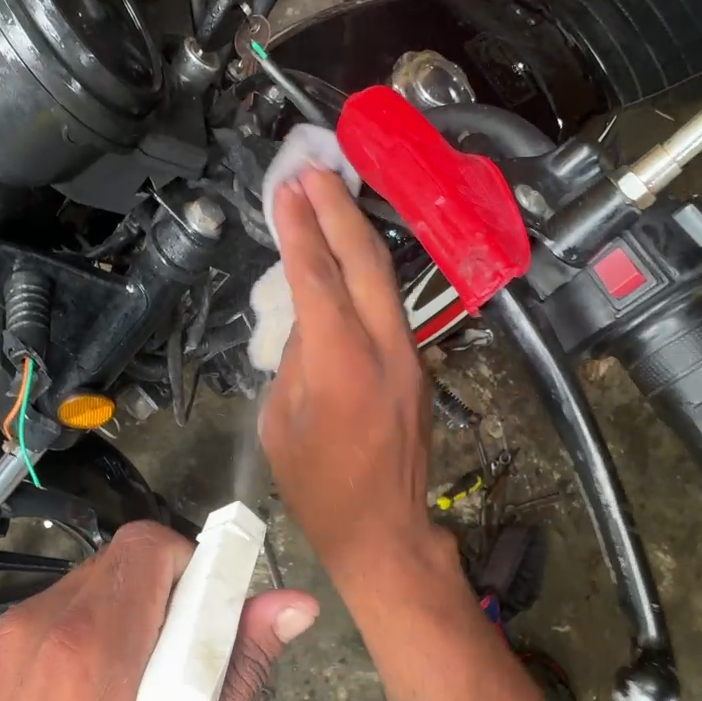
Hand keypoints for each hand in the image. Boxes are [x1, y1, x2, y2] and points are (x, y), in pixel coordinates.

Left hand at [0, 522, 317, 700]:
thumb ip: (247, 674)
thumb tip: (294, 605)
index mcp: (95, 649)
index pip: (148, 544)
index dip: (189, 564)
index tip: (202, 617)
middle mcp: (36, 628)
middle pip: (116, 563)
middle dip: (158, 594)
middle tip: (174, 665)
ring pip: (80, 587)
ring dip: (118, 616)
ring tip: (128, 692)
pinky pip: (44, 617)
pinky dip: (77, 637)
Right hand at [261, 169, 441, 583]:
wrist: (383, 530)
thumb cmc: (319, 489)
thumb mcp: (280, 426)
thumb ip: (292, 364)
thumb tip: (304, 325)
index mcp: (340, 365)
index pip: (317, 278)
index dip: (299, 230)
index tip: (285, 190)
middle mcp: (384, 350)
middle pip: (364, 260)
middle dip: (336, 209)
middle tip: (311, 170)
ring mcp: (411, 358)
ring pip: (385, 281)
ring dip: (357, 236)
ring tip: (331, 200)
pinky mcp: (421, 370)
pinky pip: (390, 312)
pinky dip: (367, 279)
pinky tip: (347, 264)